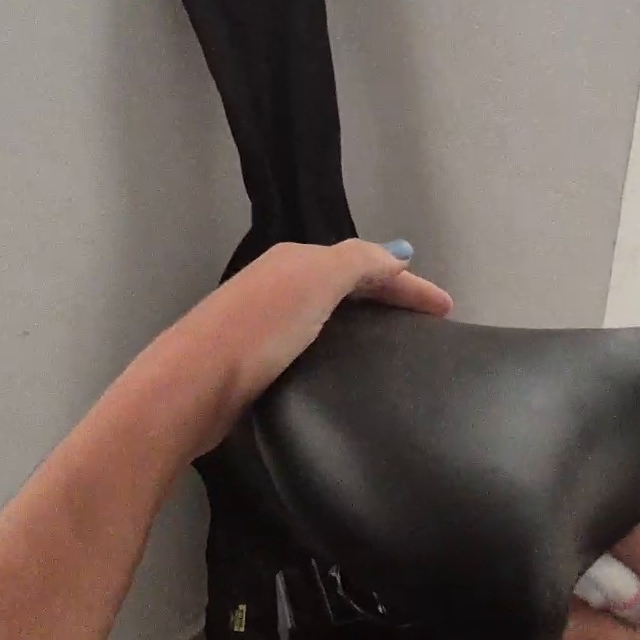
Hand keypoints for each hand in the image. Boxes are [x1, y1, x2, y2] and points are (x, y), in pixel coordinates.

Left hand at [157, 239, 451, 452]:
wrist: (192, 386)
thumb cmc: (259, 331)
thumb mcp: (315, 281)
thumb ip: (358, 262)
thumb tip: (396, 253)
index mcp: (296, 261)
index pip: (367, 263)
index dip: (409, 283)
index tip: (447, 309)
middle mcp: (279, 283)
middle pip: (347, 284)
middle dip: (388, 297)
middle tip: (424, 323)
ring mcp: (264, 321)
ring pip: (328, 312)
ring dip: (363, 320)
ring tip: (393, 345)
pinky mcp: (256, 359)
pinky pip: (312, 340)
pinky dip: (338, 344)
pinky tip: (345, 366)